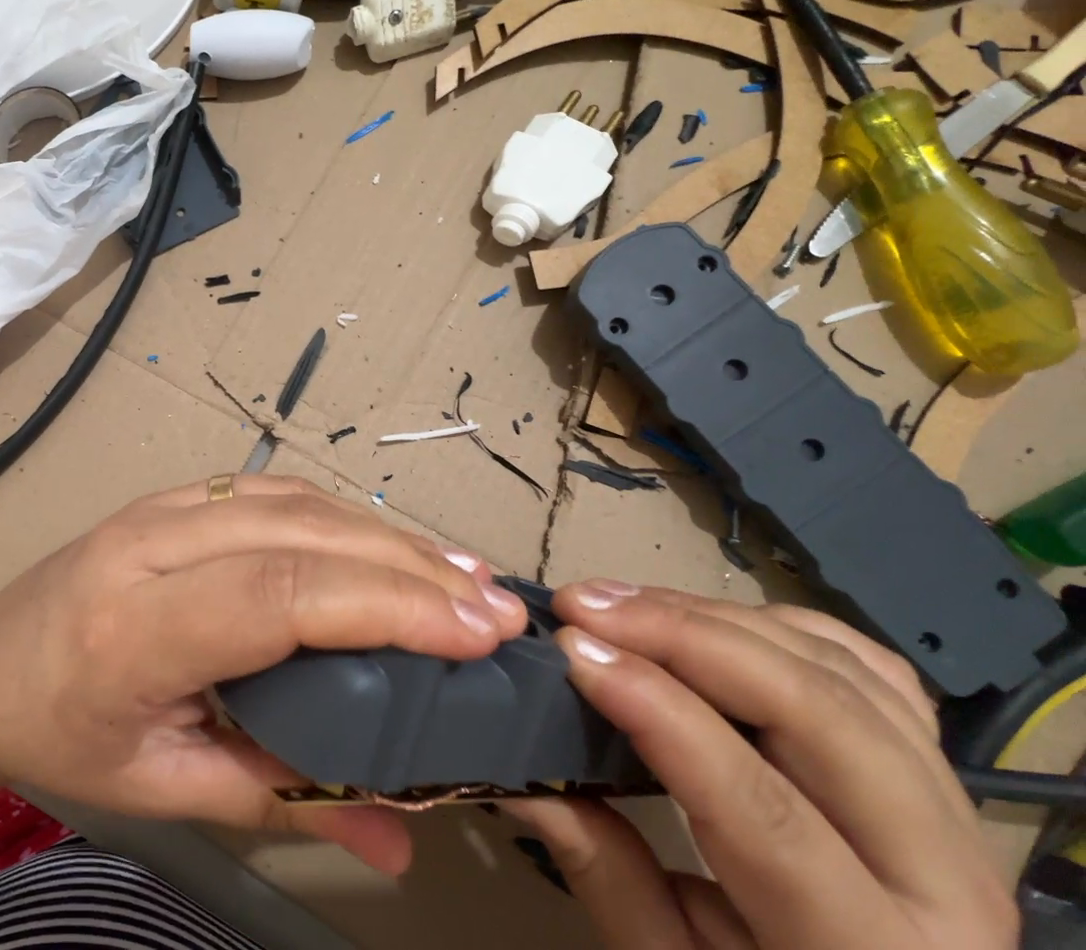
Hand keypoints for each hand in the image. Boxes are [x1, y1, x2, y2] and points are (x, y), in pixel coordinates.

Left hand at [0, 474, 529, 874]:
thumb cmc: (63, 737)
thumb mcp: (163, 786)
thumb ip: (282, 803)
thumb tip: (399, 840)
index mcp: (134, 630)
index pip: (276, 595)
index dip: (384, 605)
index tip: (477, 632)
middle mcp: (143, 549)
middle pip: (296, 535)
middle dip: (408, 567)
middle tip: (496, 610)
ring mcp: (151, 512)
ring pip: (290, 501)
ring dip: (383, 534)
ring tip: (461, 577)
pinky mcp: (162, 501)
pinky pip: (265, 491)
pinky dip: (337, 514)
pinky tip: (386, 544)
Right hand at [502, 582, 1016, 948]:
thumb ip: (608, 876)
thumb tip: (523, 782)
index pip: (760, 808)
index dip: (661, 714)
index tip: (573, 651)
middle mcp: (947, 877)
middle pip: (822, 717)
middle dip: (689, 638)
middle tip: (584, 606)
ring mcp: (956, 815)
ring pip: (846, 674)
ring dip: (718, 619)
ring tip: (618, 601)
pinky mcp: (938, 772)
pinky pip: (873, 670)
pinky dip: (781, 627)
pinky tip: (702, 618)